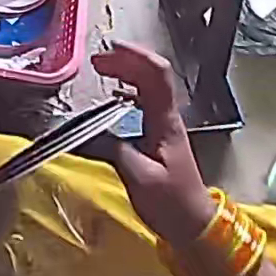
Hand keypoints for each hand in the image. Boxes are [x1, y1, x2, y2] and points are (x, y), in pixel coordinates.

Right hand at [97, 43, 216, 244]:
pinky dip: (126, 87)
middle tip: (96, 61)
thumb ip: (112, 150)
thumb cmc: (171, 203)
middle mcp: (166, 115)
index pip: (157, 75)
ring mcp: (164, 123)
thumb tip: (81, 132)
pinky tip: (111, 93)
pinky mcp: (158, 133)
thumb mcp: (138, 177)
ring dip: (126, 70)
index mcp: (165, 120)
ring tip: (101, 69)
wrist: (195, 226)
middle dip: (125, 59)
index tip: (110, 49)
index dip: (135, 56)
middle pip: (151, 73)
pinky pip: (143, 98)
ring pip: (148, 83)